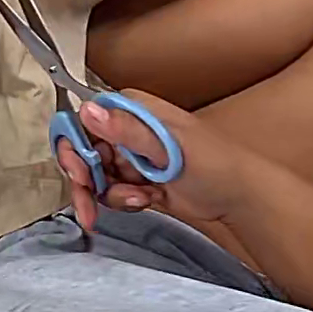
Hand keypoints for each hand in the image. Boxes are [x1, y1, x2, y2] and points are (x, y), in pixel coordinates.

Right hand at [55, 90, 252, 229]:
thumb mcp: (168, 146)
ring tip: (137, 199)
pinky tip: (145, 201)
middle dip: (86, 178)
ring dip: (109, 192)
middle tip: (90, 196)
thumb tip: (89, 110)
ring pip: (96, 175)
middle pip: (84, 151)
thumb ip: (126, 130)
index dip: (74, 146)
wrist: (238, 196)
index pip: (85, 120)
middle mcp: (128, 129)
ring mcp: (131, 155)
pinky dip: (122, 200)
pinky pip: (112, 190)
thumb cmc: (213, 162)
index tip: (78, 170)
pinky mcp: (136, 178)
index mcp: (133, 110)